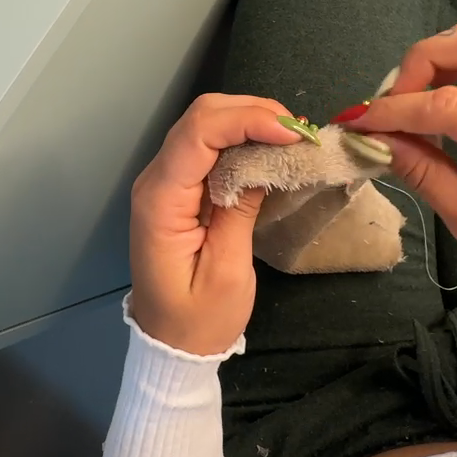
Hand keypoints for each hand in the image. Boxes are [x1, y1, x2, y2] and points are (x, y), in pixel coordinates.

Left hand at [129, 94, 300, 355]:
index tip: (293, 133)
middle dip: (252, 112)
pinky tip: (271, 146)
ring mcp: (166, 180)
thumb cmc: (198, 319)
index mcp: (161, 201)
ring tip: (292, 136)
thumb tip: (264, 158)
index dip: (247, 120)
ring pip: (205, 123)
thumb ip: (240, 208)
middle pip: (200, 117)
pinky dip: (242, 135)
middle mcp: (156, 180)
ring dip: (249, 119)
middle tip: (300, 132)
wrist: (170, 344)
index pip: (198, 134)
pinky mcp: (180, 186)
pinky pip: (209, 144)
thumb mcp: (227, 271)